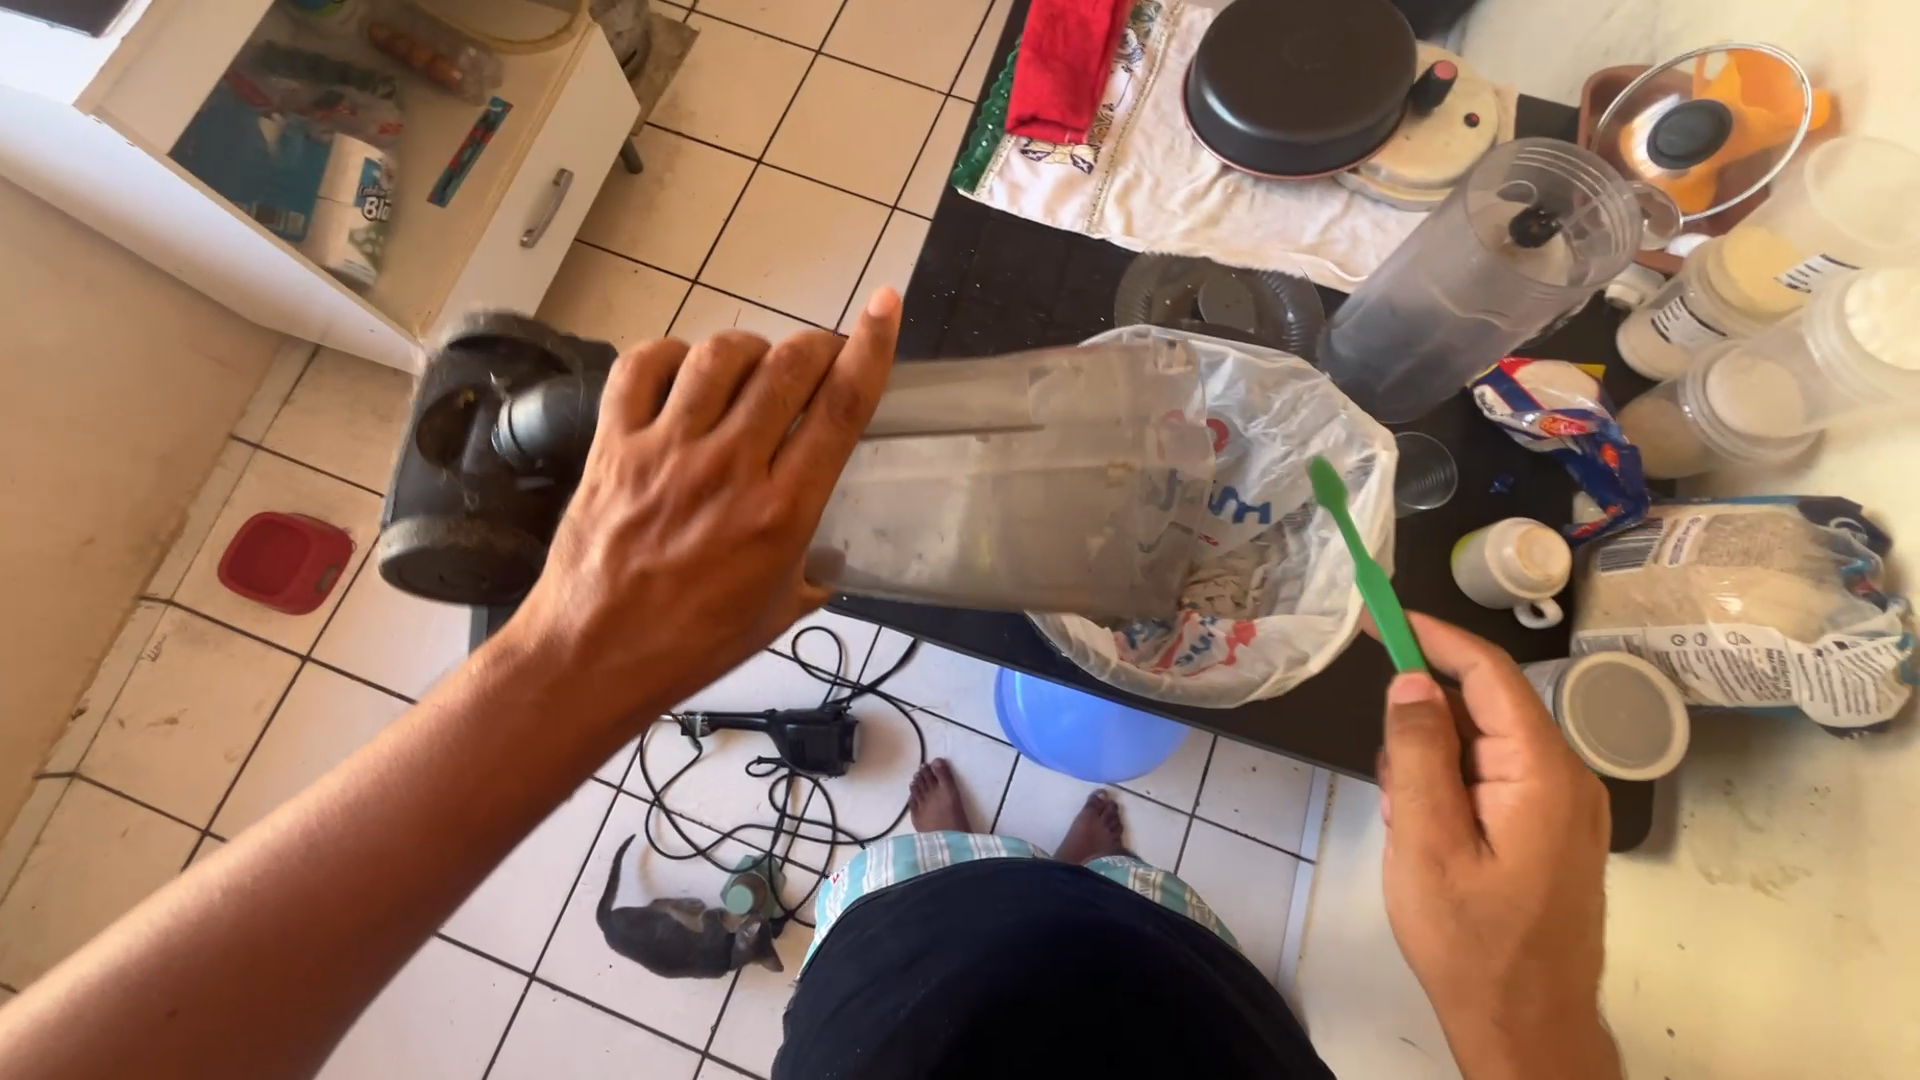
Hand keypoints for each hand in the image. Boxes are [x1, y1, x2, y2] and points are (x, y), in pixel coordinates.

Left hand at [501, 289, 901, 726]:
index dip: (872, 348)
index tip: (885, 307)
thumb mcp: (782, 609)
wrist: (594, 656)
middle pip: (788, 366)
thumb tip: (831, 546)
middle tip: (820, 360)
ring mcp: (666, 449)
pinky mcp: (614, 444)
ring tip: (756, 369)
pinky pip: (643, 366)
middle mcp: (730, 467)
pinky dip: (673, 354)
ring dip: (752, 348)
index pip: (841, 408)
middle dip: (817, 346)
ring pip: (721, 354)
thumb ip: (817, 564)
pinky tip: (686, 373)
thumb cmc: (696, 642)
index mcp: (783, 512)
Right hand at [1373, 613, 1618, 1079]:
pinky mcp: (1544, 827)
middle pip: (1478, 710)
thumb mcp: (1426, 839)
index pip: (1489, 675)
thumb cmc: (1468, 936)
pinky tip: (1429, 837)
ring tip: (1410, 827)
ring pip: (1474, 745)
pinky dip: (1444, 790)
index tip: (1381, 616)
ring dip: (1428, 768)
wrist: (1522, 1025)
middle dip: (1420, 730)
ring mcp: (1558, 805)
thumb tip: (1411, 681)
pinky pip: (1484, 777)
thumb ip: (1418, 752)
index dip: (1434, 636)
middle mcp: (1562, 778)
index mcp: (1542, 774)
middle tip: (1392, 789)